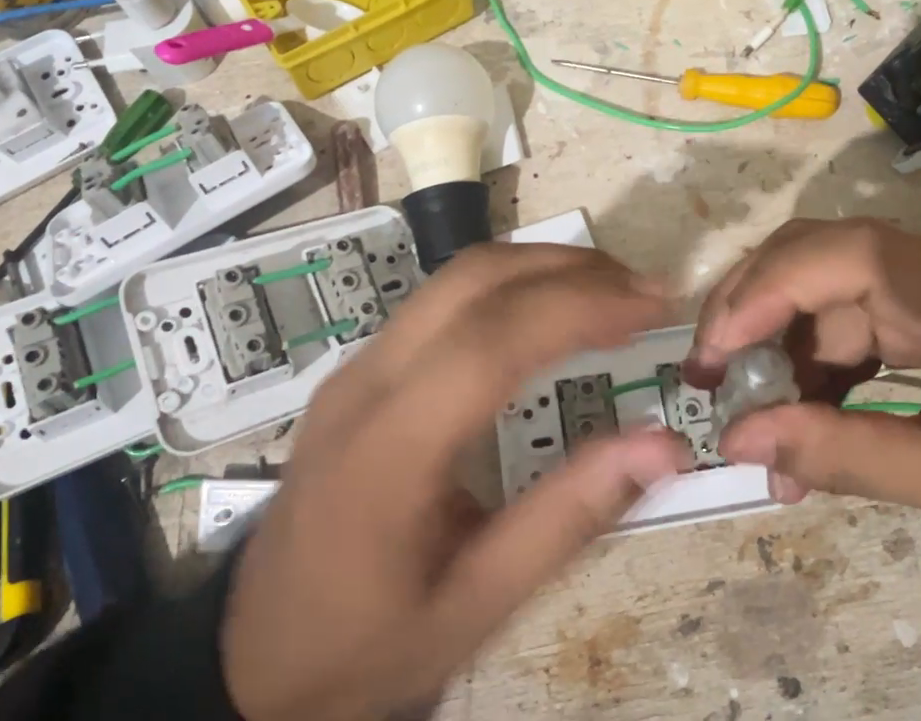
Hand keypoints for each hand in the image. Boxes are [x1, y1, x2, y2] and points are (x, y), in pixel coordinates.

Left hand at [220, 245, 688, 720]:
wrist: (257, 653)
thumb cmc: (369, 641)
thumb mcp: (477, 605)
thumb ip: (568, 518)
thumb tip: (663, 445)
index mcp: (388, 449)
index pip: (490, 343)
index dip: (580, 308)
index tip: (654, 307)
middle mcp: (364, 386)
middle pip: (470, 282)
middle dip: (568, 269)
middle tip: (646, 292)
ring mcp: (354, 370)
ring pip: (452, 279)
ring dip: (538, 269)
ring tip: (612, 294)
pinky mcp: (358, 372)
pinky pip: (439, 303)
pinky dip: (507, 289)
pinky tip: (550, 315)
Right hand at [689, 220, 920, 603]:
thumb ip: (847, 454)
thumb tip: (739, 440)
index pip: (842, 256)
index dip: (763, 293)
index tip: (709, 356)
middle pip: (818, 256)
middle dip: (752, 312)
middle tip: (706, 380)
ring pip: (826, 289)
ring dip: (784, 350)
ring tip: (762, 428)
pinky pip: (853, 314)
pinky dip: (820, 362)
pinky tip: (810, 416)